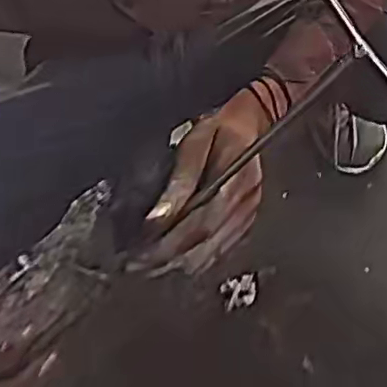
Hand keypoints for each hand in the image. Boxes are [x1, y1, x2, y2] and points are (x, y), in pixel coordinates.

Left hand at [136, 88, 270, 274]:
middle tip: (135, 264)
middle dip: (166, 260)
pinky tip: (177, 254)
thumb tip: (155, 221)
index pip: (201, 225)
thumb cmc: (219, 130)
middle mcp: (247, 199)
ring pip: (212, 254)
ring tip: (151, 262)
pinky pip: (220, 250)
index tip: (136, 255)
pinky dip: (195, 258)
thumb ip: (179, 181)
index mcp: (236, 179)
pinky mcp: (248, 218)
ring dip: (178, 263)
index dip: (167, 245)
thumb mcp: (195, 143)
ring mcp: (250, 210)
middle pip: (205, 244)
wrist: (250, 123)